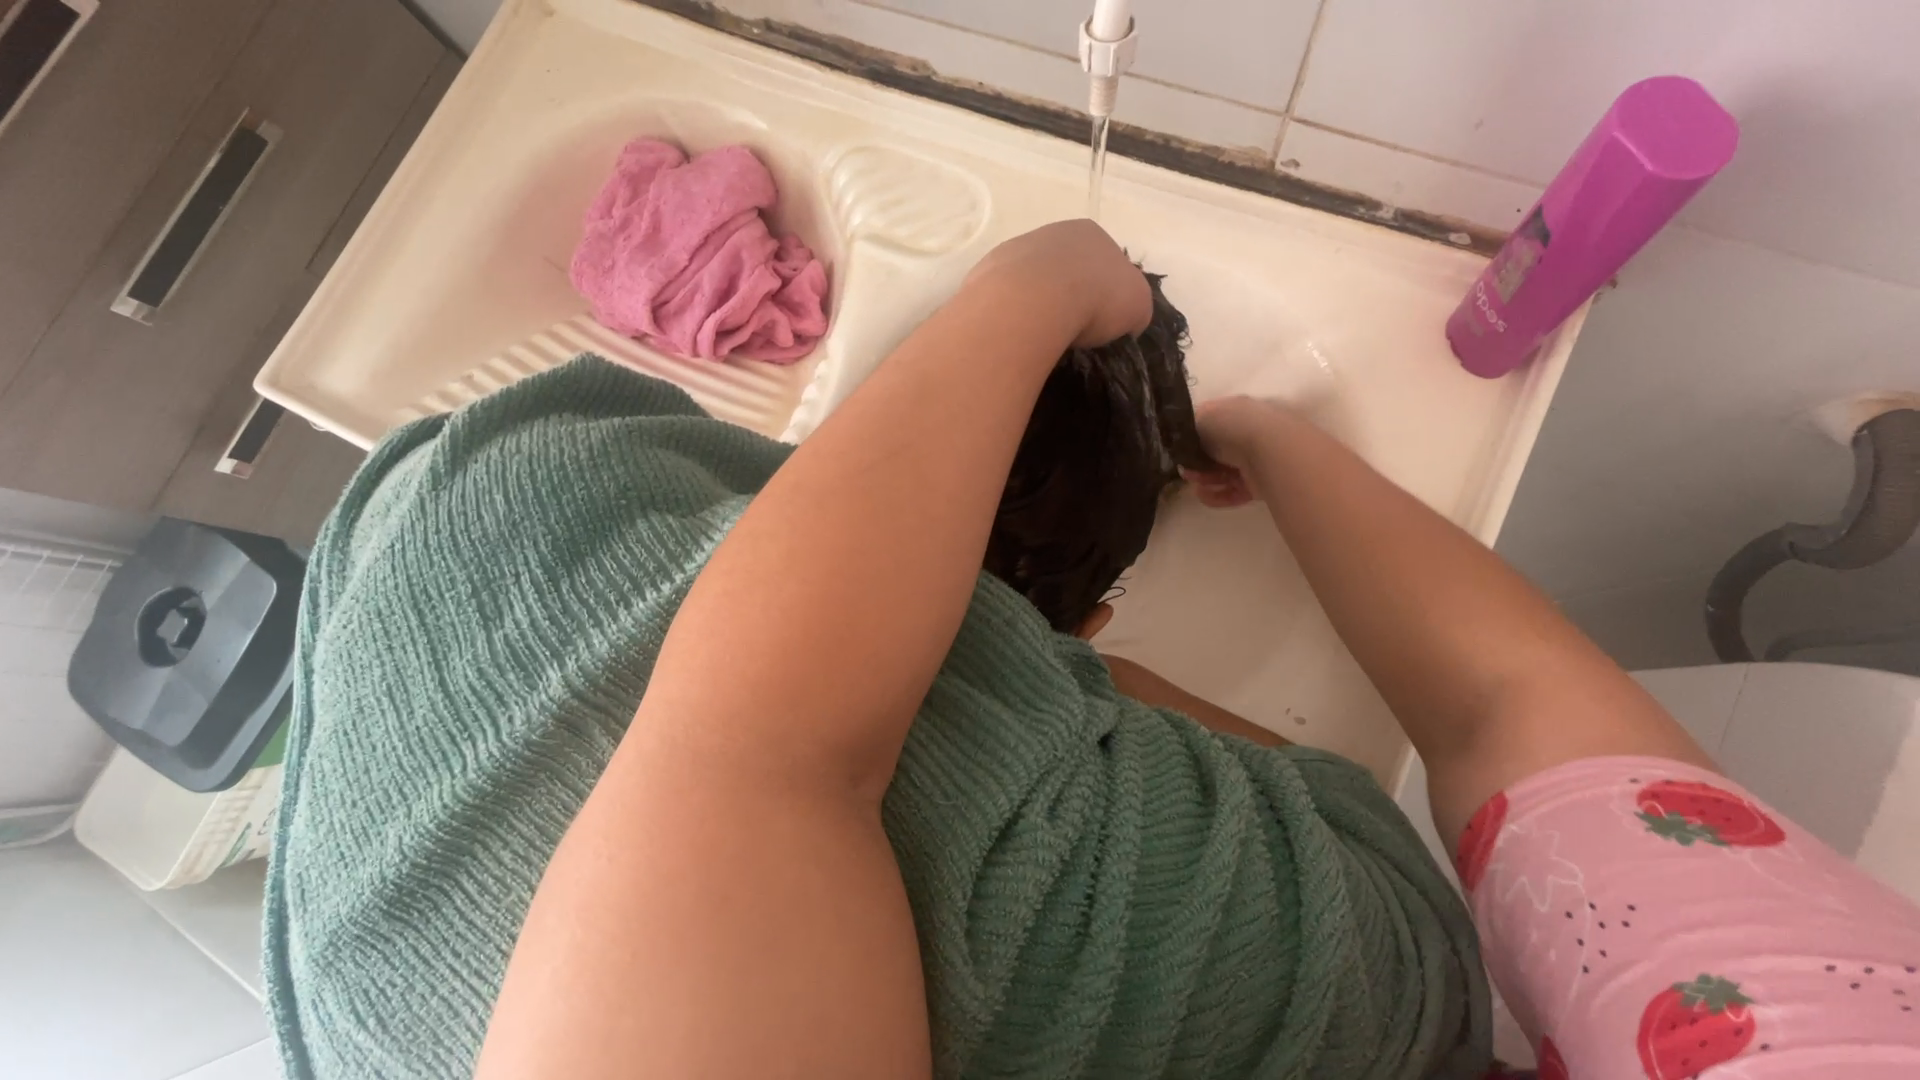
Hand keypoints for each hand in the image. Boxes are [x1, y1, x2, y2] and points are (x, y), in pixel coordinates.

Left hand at [967, 220, 1151, 346]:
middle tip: (1072, 329)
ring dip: (1037, 304)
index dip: (1105, 291)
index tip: (1102, 319)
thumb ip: (1135, 307)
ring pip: (1031, 281)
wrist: (1032, 301)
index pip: (1104, 260)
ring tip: (1042, 336)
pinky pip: (1005, 298)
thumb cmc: (1095, 297)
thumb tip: (1127, 320)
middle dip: (1068, 294)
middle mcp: (1051, 233)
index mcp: (1091, 233)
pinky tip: (1017, 333)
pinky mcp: (985, 274)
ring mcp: (1014, 250)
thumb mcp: (1138, 305)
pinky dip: (1012, 314)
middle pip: (1065, 267)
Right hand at [1182, 396, 1287, 507]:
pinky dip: (1217, 495)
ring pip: (1223, 471)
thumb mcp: (1201, 419)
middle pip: (1215, 450)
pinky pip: (1234, 490)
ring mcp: (1255, 458)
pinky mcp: (1259, 483)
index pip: (1209, 421)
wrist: (1271, 450)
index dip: (1191, 435)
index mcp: (1235, 410)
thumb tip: (1188, 443)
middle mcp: (1246, 431)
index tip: (1179, 447)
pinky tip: (1204, 495)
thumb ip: (1190, 430)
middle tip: (1185, 469)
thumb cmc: (1232, 428)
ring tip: (1195, 483)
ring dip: (1205, 478)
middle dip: (1196, 461)